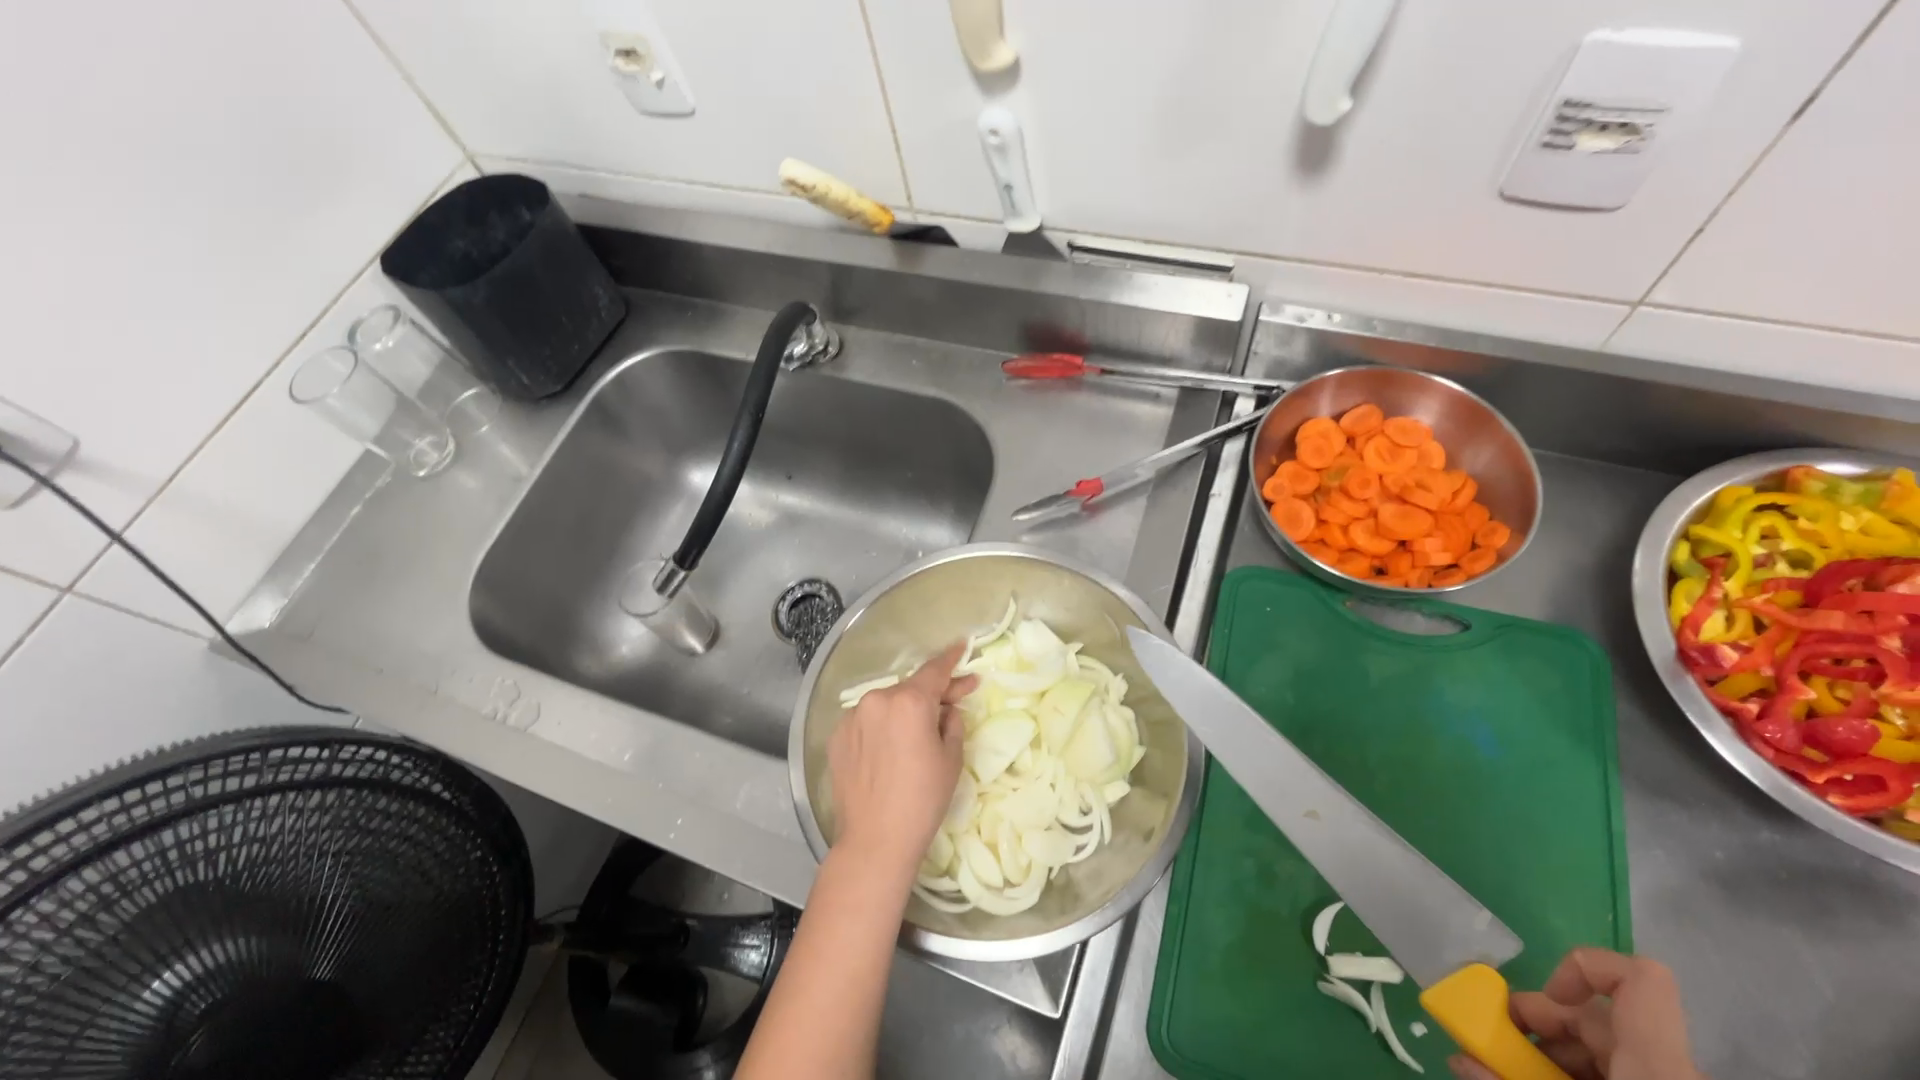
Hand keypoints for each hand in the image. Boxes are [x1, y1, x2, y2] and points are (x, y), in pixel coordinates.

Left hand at [828, 642, 978, 870]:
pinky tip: (891, 749)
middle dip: (932, 694)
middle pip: (910, 689)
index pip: (935, 670)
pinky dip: (882, 727)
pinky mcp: (838, 736)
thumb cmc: (922, 799)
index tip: (962, 645)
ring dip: (904, 712)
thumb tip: (946, 709)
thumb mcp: (951, 759)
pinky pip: (868, 722)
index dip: (951, 658)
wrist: (875, 839)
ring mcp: (853, 717)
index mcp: (909, 701)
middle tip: (955, 703)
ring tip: (918, 736)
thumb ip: (952, 723)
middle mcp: (877, 700)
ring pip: (887, 705)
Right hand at [1449, 948, 1700, 1079]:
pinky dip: (1576, 1076)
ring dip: (1553, 1054)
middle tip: (1499, 1045)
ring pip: (1609, 1050)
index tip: (1545, 998)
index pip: (1641, 978)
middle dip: (1544, 1024)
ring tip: (1513, 1072)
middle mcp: (1671, 1068)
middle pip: (1604, 1017)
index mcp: (1657, 1063)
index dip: (1584, 970)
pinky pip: (1619, 1075)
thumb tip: (1458, 1058)